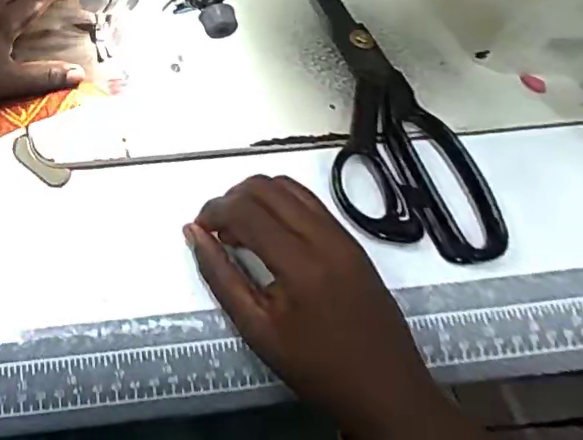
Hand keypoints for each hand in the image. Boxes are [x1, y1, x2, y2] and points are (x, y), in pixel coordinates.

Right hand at [185, 176, 478, 438]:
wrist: (389, 396)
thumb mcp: (258, 331)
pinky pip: (309, 200)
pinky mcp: (353, 240)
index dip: (213, 211)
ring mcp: (343, 236)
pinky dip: (280, 200)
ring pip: (287, 185)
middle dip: (230, 198)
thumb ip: (220, 277)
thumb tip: (193, 234)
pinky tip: (270, 228)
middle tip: (217, 226)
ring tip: (241, 226)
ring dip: (255, 195)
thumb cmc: (319, 370)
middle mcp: (325, 239)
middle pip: (264, 187)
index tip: (200, 228)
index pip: (245, 211)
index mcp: (301, 265)